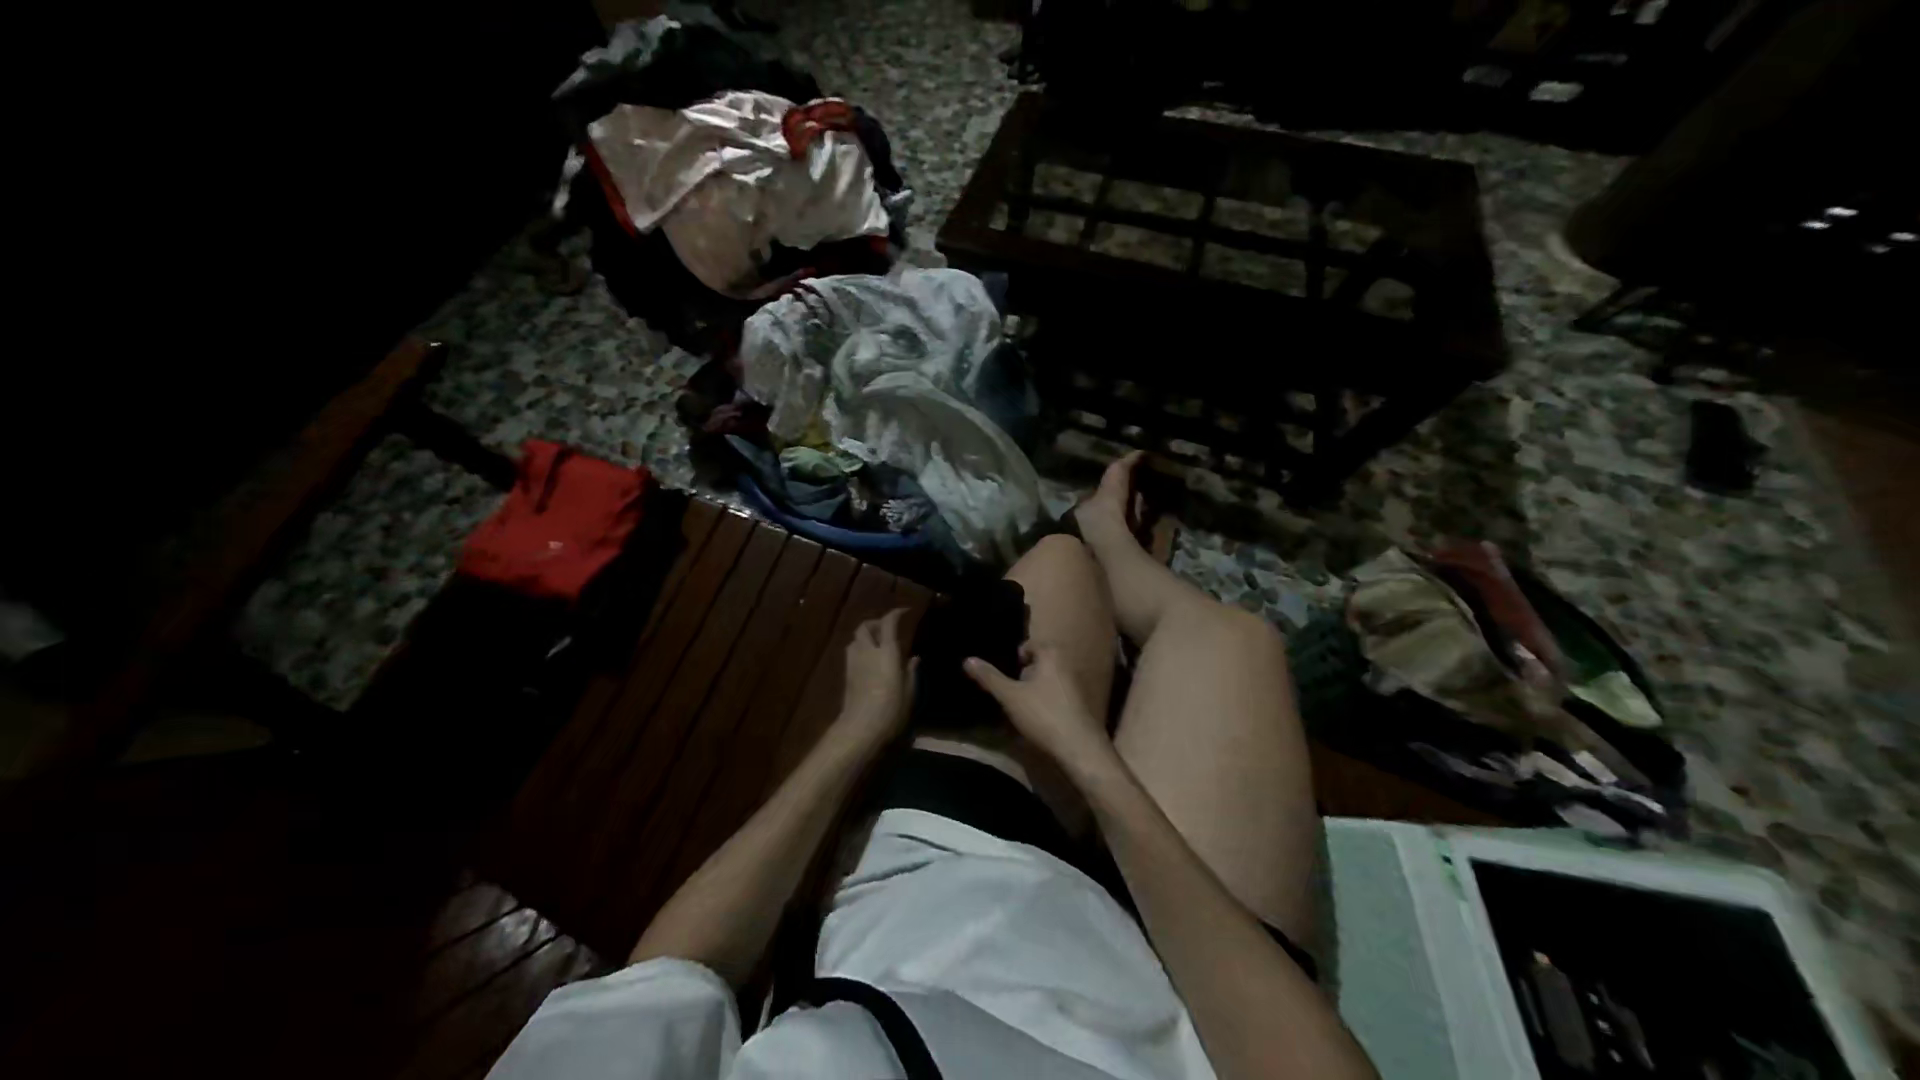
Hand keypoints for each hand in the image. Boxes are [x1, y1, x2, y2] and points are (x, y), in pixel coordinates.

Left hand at [840, 609, 912, 738]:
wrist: (861, 727)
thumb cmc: (892, 709)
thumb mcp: (909, 690)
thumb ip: (911, 670)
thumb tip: (913, 657)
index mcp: (886, 652)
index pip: (888, 623)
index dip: (896, 614)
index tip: (905, 612)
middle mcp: (867, 651)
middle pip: (865, 626)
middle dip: (875, 623)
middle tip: (888, 629)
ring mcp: (854, 662)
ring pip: (856, 638)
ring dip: (866, 636)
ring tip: (878, 644)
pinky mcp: (847, 674)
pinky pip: (852, 652)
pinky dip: (861, 648)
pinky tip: (870, 660)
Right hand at [964, 645, 1109, 768]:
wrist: (1080, 749)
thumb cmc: (1043, 715)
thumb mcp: (1010, 696)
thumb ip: (989, 677)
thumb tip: (967, 659)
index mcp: (1051, 654)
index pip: (1028, 646)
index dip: (1013, 659)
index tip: (1001, 676)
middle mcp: (1066, 664)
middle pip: (1037, 663)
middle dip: (1021, 675)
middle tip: (1007, 692)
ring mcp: (1075, 685)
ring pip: (1046, 681)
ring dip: (1031, 691)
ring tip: (1017, 708)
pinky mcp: (1078, 705)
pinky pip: (1055, 696)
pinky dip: (1043, 703)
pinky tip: (1034, 720)